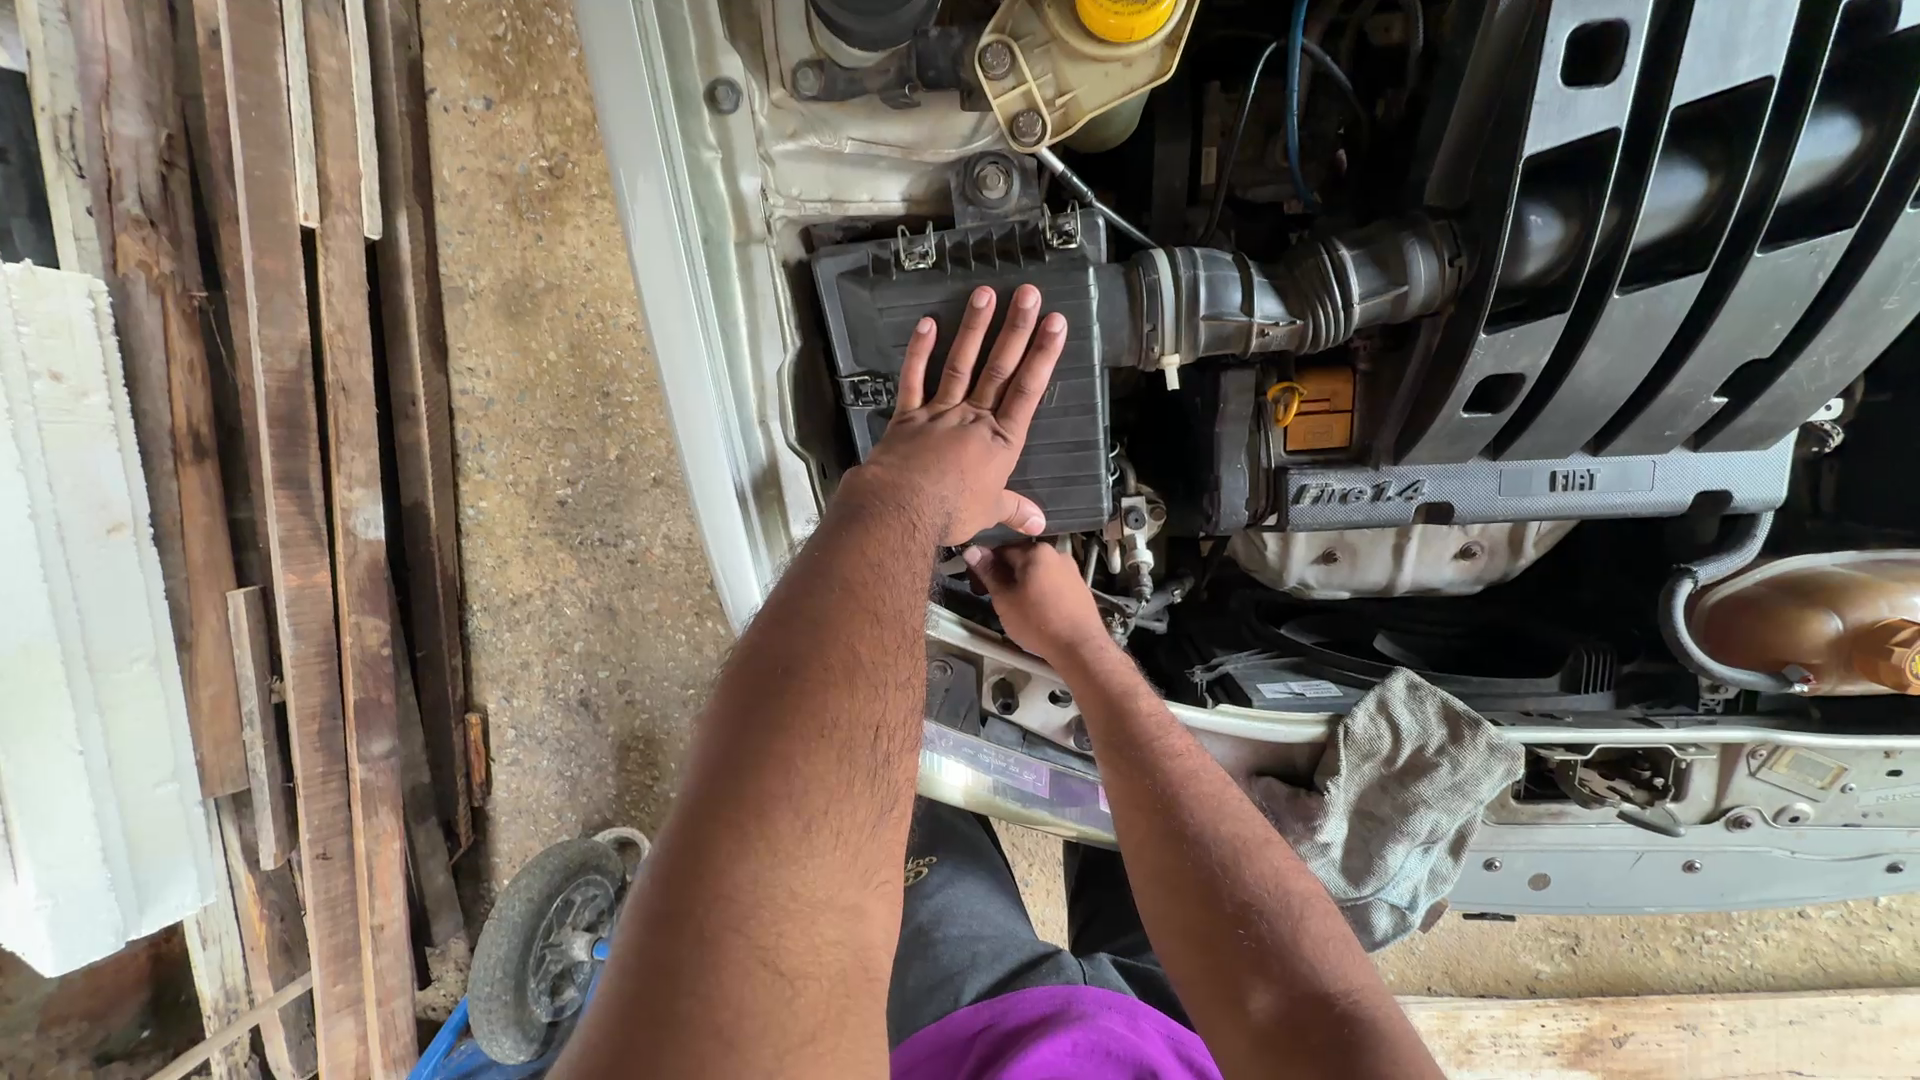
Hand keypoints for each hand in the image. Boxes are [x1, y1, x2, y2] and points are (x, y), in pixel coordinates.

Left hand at [852, 283, 1065, 544]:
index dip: (1043, 355)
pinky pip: (913, 380)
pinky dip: (919, 352)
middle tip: (1028, 293)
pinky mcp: (908, 416)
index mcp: (1000, 441)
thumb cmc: (950, 512)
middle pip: (999, 368)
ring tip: (985, 293)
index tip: (1055, 322)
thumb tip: (1040, 523)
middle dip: (1016, 329)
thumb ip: (1014, 509)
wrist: (901, 508)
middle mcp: (972, 419)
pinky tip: (927, 323)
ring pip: (960, 365)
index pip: (1028, 391)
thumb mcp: (989, 512)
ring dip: (974, 328)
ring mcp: (939, 413)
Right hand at [962, 541, 1113, 666]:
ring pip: (1036, 572)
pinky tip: (1035, 610)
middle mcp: (1056, 553)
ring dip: (1022, 583)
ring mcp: (1071, 570)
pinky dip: (1039, 591)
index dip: (984, 566)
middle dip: (1004, 575)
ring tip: (1015, 607)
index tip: (978, 584)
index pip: (1000, 550)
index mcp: (1036, 551)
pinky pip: (1051, 582)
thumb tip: (972, 551)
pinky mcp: (1079, 587)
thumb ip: (988, 572)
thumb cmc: (1038, 622)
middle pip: (1020, 559)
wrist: (1080, 647)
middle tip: (993, 598)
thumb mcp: (1004, 599)